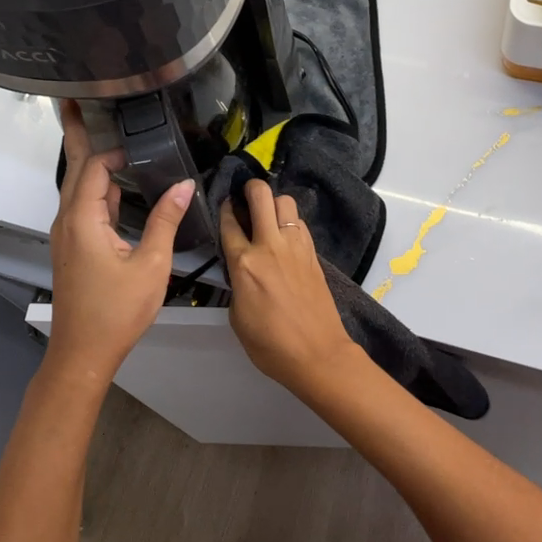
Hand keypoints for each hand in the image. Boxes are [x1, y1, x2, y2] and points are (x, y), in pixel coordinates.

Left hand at [45, 100, 193, 380]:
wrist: (83, 353)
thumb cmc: (116, 312)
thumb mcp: (151, 264)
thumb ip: (166, 220)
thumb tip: (185, 185)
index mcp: (82, 219)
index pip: (93, 166)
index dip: (113, 149)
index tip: (138, 140)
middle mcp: (67, 221)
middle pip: (75, 168)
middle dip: (76, 134)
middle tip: (74, 102)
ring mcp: (67, 235)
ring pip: (78, 188)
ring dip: (90, 162)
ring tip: (102, 134)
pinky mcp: (73, 248)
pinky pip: (83, 206)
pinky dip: (97, 188)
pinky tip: (117, 187)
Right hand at [220, 179, 360, 394]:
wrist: (317, 354)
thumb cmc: (270, 345)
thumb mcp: (237, 317)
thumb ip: (237, 283)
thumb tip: (241, 269)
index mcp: (245, 264)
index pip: (229, 222)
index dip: (224, 209)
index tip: (224, 205)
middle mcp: (270, 246)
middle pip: (261, 195)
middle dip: (250, 187)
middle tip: (245, 195)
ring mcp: (296, 247)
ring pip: (286, 202)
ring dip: (274, 202)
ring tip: (267, 215)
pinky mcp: (313, 253)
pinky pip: (300, 223)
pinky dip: (290, 222)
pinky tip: (284, 235)